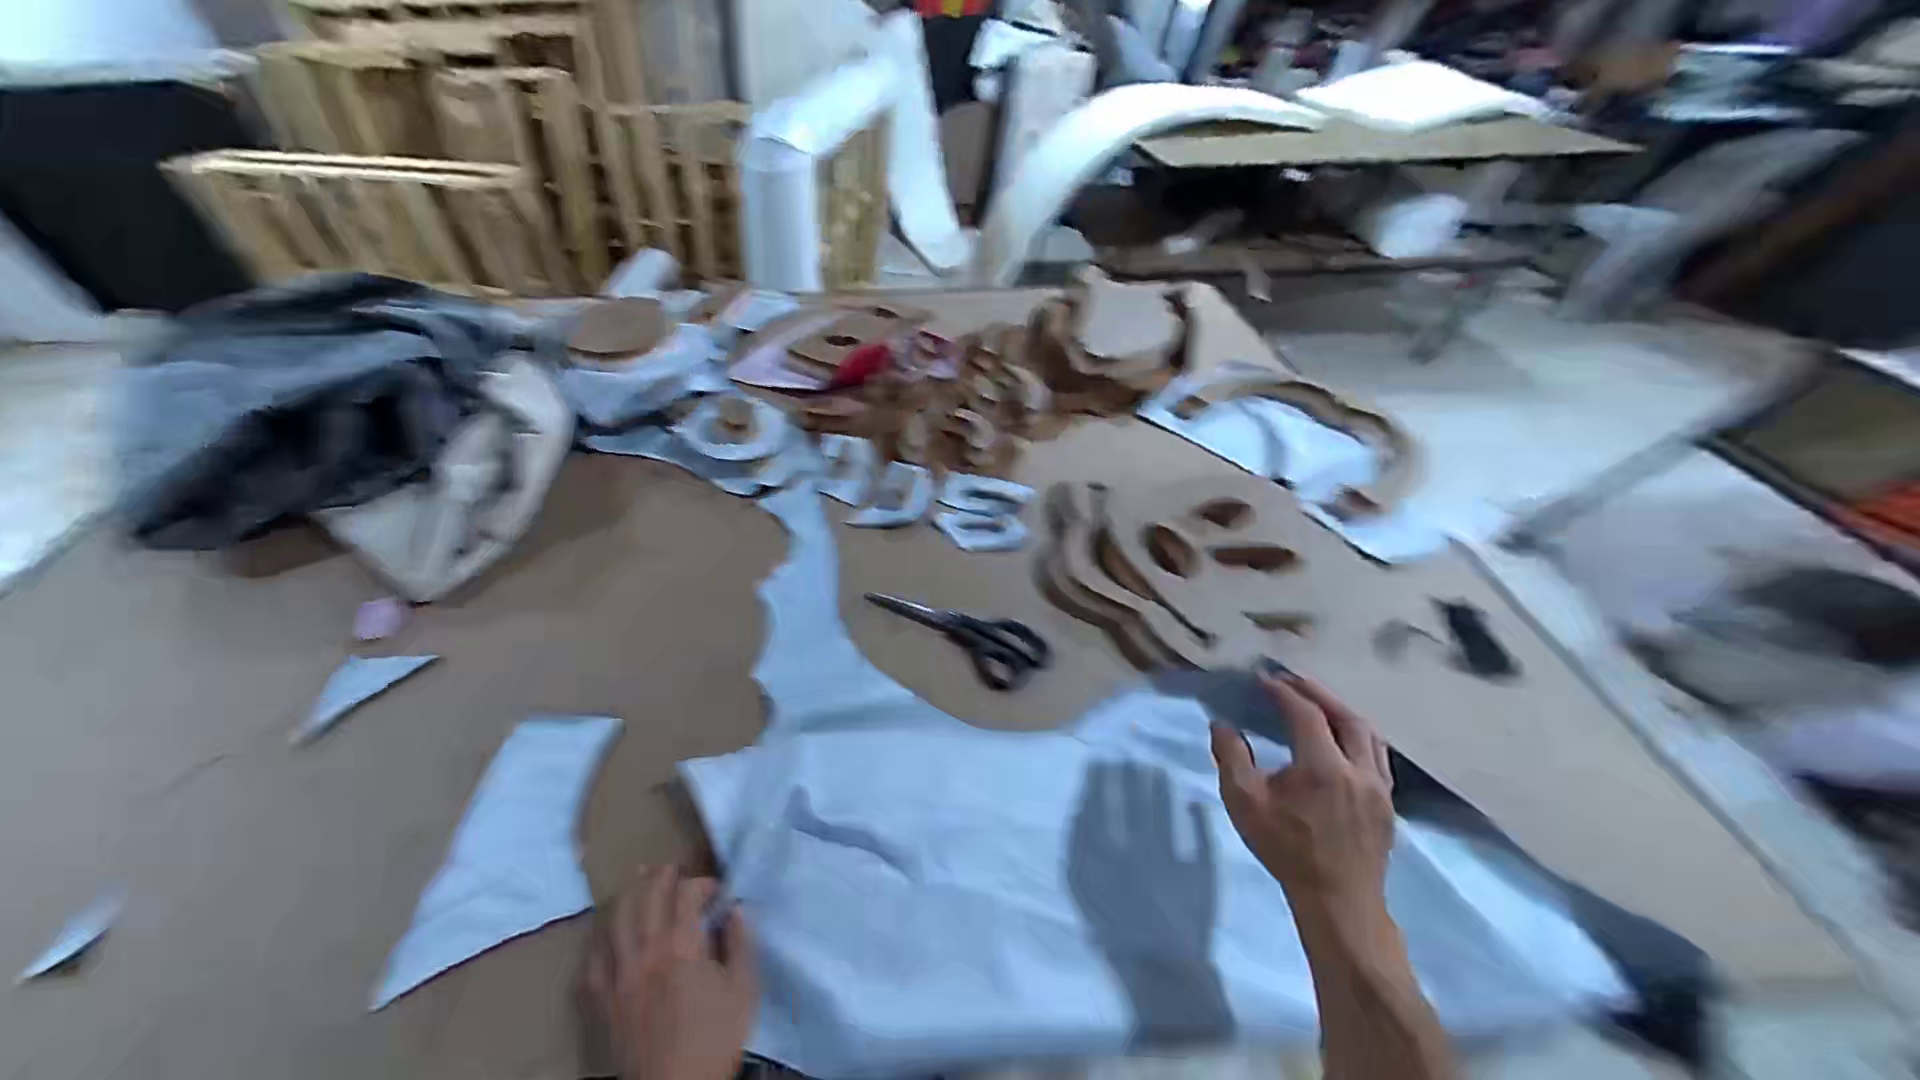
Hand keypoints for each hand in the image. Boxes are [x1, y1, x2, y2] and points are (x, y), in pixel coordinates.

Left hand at [583, 866, 757, 1079]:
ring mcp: (616, 976)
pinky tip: (610, 931)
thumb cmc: (714, 1041)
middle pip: (647, 897)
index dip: (702, 883)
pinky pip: (592, 957)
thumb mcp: (744, 989)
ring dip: (628, 894)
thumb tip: (736, 909)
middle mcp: (645, 952)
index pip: (686, 893)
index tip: (715, 892)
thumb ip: (741, 943)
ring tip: (638, 878)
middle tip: (672, 869)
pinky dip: (602, 936)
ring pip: (615, 920)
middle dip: (661, 876)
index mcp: (683, 947)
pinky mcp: (598, 1001)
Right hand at [1065, 761, 1230, 1045]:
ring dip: (1160, 790)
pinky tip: (1194, 802)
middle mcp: (1137, 847)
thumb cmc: (1112, 930)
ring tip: (1157, 771)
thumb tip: (1082, 809)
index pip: (1103, 806)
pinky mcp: (1199, 874)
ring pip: (1164, 813)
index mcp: (1107, 852)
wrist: (1161, 973)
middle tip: (1132, 758)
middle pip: (1133, 803)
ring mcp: (1170, 858)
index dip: (1103, 782)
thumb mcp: (1083, 888)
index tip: (1104, 762)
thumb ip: (1080, 847)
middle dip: (1131, 778)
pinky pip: (1199, 839)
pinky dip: (1197, 819)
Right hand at [1208, 674, 1395, 918]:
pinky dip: (1357, 734)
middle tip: (1292, 679)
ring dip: (1341, 710)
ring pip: (1368, 733)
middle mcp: (1358, 769)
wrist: (1337, 900)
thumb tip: (1222, 724)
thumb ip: (1230, 757)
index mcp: (1323, 767)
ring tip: (1318, 701)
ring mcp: (1379, 786)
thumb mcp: (1244, 803)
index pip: (1305, 714)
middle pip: (1345, 715)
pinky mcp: (1388, 802)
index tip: (1263, 680)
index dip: (1283, 692)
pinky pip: (1377, 754)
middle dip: (1317, 692)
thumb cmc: (1286, 849)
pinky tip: (1341, 738)